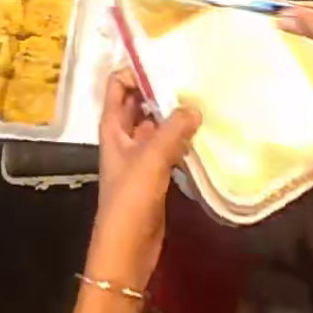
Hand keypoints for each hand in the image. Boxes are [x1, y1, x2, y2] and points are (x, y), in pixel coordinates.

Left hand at [85, 69, 198, 292]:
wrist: (127, 249)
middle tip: (189, 78)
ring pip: (155, 124)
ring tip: (200, 100)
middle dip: (159, 90)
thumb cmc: (130, 198)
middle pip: (138, 101)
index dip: (136, 71)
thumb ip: (172, 130)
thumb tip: (194, 107)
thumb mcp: (151, 158)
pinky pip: (166, 145)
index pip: (118, 84)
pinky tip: (201, 133)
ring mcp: (138, 154)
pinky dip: (180, 137)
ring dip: (172, 114)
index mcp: (112, 124)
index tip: (163, 63)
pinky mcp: (153, 172)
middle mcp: (123, 134)